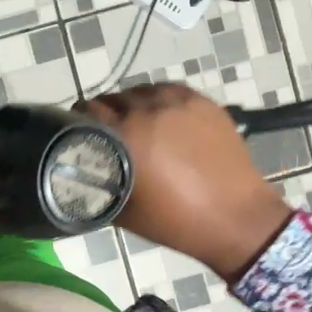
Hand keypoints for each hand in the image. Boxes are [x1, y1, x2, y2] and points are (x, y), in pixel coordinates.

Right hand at [80, 83, 291, 278]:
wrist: (235, 218)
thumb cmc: (174, 221)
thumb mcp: (123, 211)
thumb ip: (98, 186)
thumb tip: (83, 175)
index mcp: (125, 135)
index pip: (87, 111)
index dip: (77, 120)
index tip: (76, 132)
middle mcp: (149, 110)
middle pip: (113, 98)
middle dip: (105, 113)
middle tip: (108, 132)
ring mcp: (179, 102)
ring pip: (142, 91)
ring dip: (132, 104)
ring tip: (135, 124)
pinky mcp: (203, 102)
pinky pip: (169, 90)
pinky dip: (159, 100)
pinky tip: (160, 117)